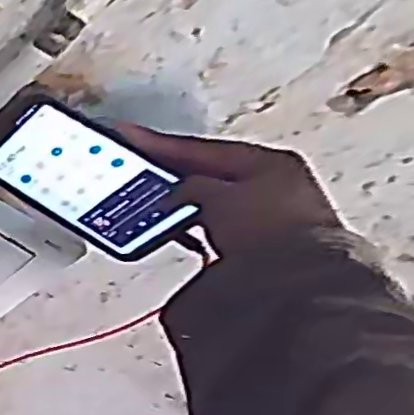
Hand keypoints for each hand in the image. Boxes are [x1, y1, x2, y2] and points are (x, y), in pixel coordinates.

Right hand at [115, 123, 343, 256]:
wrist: (289, 279)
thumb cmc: (265, 227)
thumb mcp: (219, 194)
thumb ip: (188, 186)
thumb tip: (171, 194)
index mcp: (265, 164)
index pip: (199, 149)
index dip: (158, 143)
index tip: (124, 135)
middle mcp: (262, 187)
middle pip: (199, 174)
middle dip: (163, 173)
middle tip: (126, 171)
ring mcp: (253, 219)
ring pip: (196, 202)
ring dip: (168, 203)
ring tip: (136, 203)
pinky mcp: (240, 247)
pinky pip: (196, 229)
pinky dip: (175, 228)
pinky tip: (159, 231)